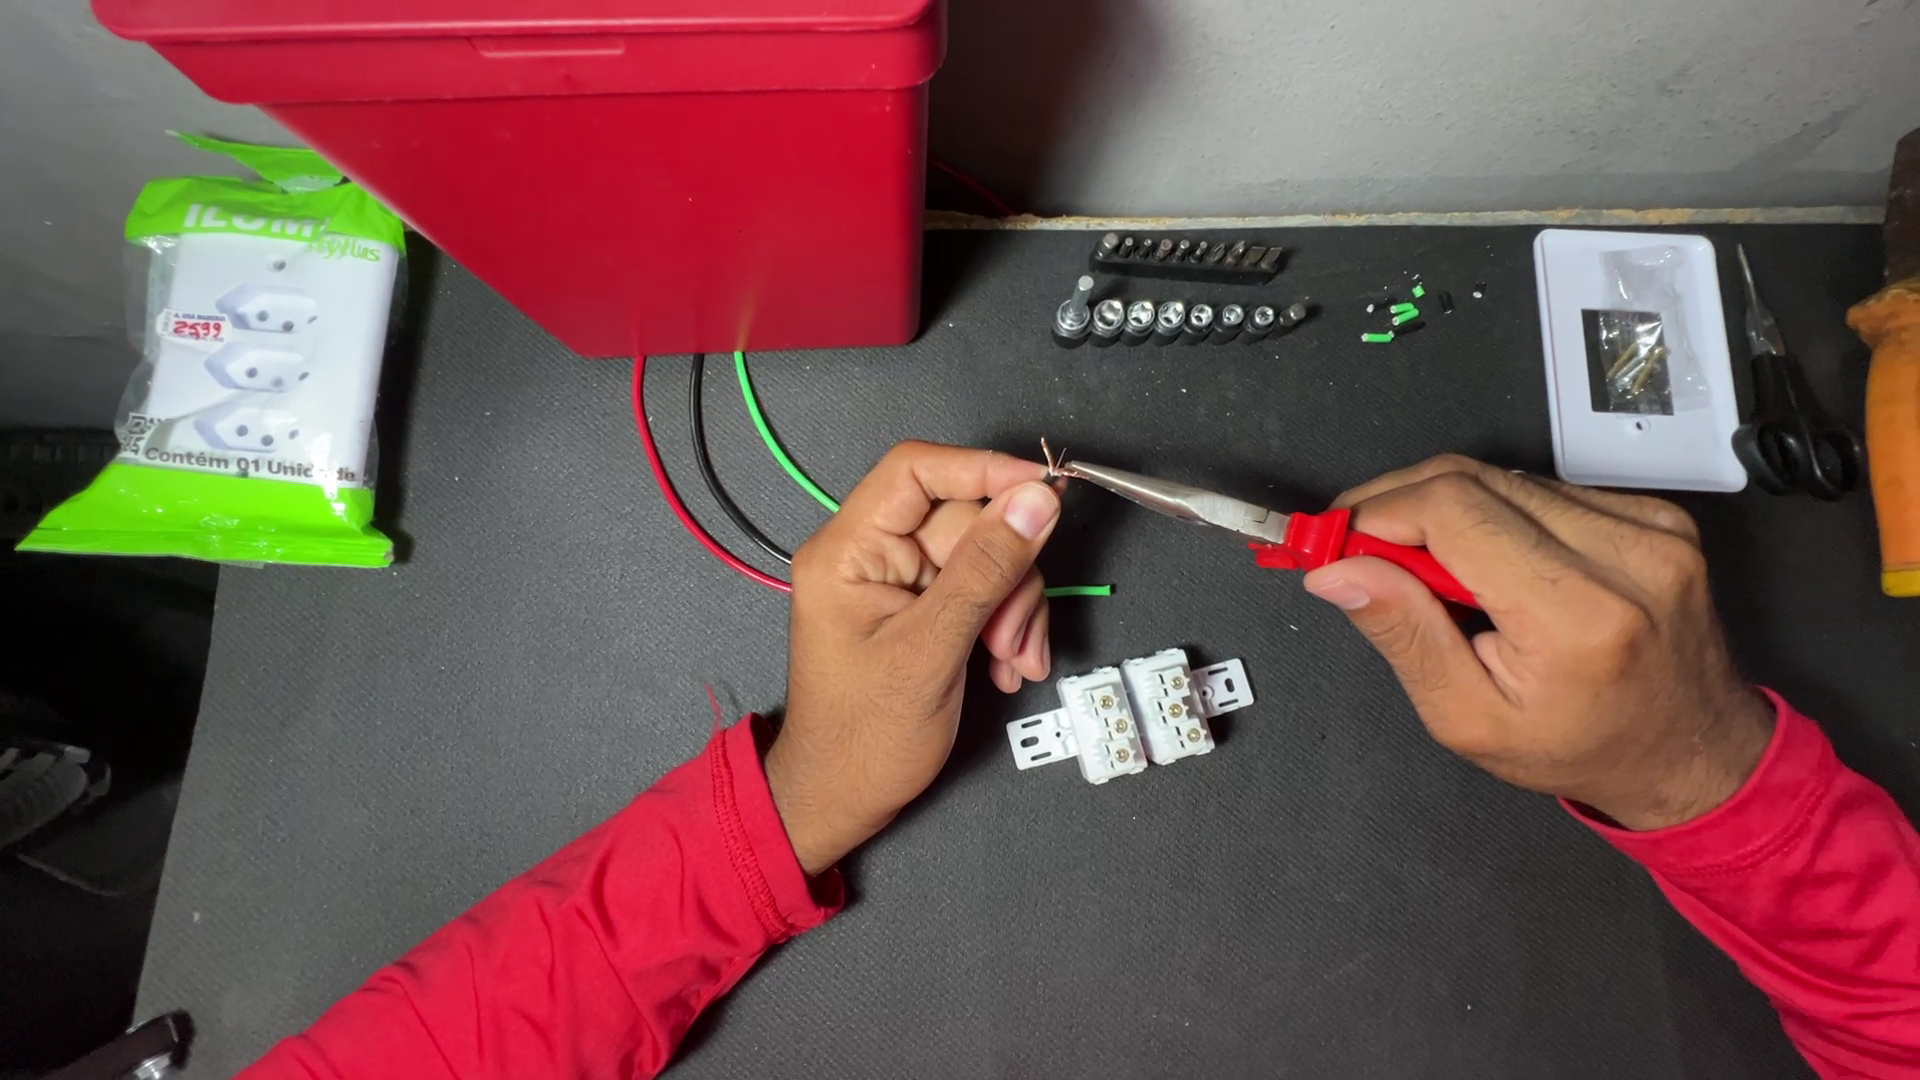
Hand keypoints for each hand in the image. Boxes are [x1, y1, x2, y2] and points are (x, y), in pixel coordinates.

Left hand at [766, 442, 1060, 873]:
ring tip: (1012, 660)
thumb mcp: (931, 650)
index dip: (982, 469)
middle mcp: (875, 553)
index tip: (1044, 491)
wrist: (845, 799)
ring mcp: (904, 580)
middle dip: (1007, 576)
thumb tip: (1036, 500)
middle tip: (1013, 637)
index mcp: (849, 550)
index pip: (916, 471)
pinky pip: (986, 588)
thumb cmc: (866, 737)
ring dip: (1015, 608)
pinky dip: (1008, 623)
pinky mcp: (929, 605)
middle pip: (965, 521)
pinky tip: (1006, 665)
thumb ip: (985, 571)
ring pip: (987, 556)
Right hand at [1300, 455, 1773, 830]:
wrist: (1692, 755)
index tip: (1330, 541)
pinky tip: (1476, 555)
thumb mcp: (1464, 717)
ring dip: (1433, 507)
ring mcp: (1647, 527)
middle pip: (1466, 478)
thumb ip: (1401, 634)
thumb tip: (1334, 571)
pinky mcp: (1652, 516)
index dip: (1374, 513)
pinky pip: (1532, 488)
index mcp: (1576, 614)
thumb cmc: (1572, 747)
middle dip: (1390, 504)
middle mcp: (1624, 553)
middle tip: (1353, 545)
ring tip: (1415, 561)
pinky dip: (1483, 511)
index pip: (1450, 509)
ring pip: (1495, 476)